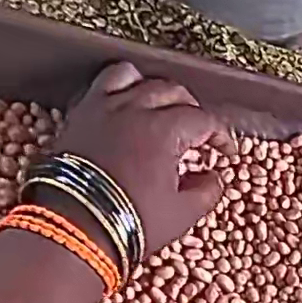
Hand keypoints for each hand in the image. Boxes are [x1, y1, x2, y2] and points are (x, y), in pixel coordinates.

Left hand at [50, 62, 235, 256]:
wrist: (77, 226)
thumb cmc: (130, 221)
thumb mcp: (183, 214)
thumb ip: (207, 191)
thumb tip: (214, 178)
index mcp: (164, 130)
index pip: (204, 120)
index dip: (221, 135)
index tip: (225, 151)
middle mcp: (133, 109)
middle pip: (172, 91)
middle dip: (193, 110)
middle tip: (199, 132)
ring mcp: (103, 108)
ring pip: (134, 76)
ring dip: (154, 89)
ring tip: (161, 109)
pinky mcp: (79, 115)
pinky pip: (101, 86)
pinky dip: (120, 90)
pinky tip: (126, 109)